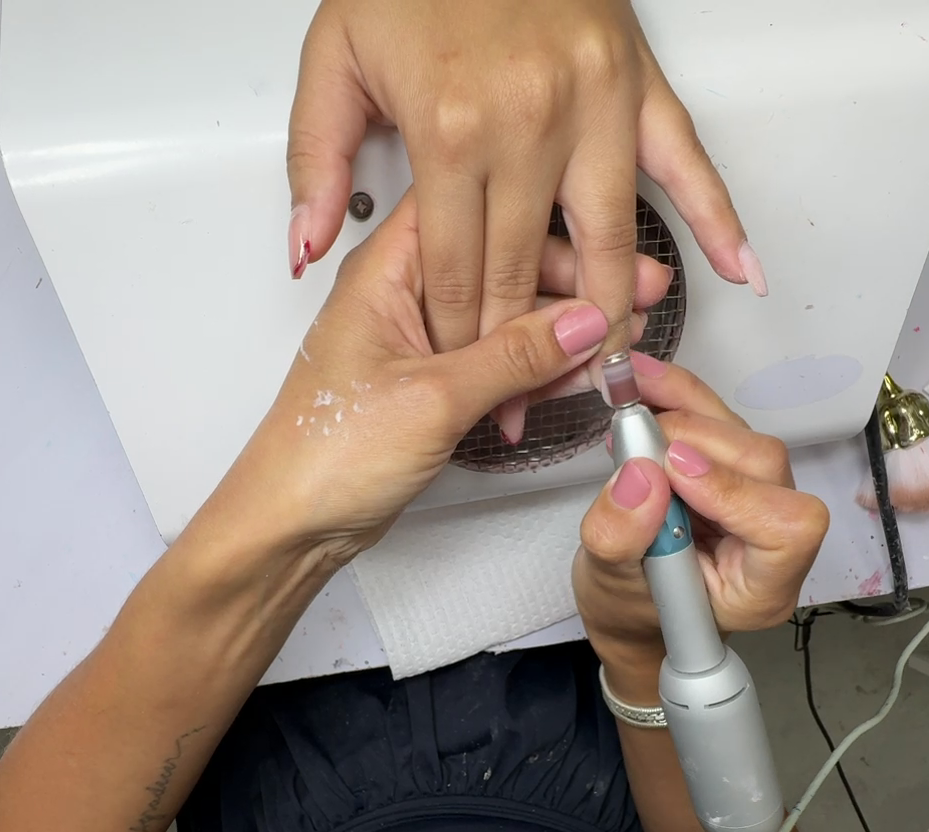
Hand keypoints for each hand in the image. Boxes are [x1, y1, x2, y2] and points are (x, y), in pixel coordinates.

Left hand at [192, 195, 674, 567]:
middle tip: (633, 295)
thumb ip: (514, 356)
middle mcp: (405, 296)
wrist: (295, 520)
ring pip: (505, 317)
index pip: (479, 214)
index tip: (608, 240)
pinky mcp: (431, 383)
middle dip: (570, 285)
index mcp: (388, 272)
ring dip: (560, 332)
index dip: (549, 222)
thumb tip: (580, 322)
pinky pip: (495, 361)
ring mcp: (420, 342)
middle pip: (502, 265)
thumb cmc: (324, 455)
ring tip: (617, 340)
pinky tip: (575, 374)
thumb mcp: (433, 398)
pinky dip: (535, 368)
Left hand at [287, 0, 768, 438]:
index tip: (471, 382)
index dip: (464, 343)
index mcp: (452, 130)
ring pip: (610, 244)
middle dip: (526, 353)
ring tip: (610, 370)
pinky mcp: (636, 84)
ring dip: (611, 318)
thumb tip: (308, 247)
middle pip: (528, 275)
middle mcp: (529, 123)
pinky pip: (687, 163)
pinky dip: (717, 218)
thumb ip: (314, 164)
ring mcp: (592, 104)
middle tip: (531, 407)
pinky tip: (737, 267)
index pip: (461, 277)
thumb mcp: (335, 62)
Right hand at [573, 353, 829, 682]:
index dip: (734, 490)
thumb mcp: (606, 584)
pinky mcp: (730, 470)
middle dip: (697, 440)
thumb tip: (640, 473)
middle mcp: (773, 538)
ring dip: (686, 408)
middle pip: (764, 467)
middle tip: (630, 435)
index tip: (669, 470)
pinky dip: (679, 400)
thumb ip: (619, 537)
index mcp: (760, 586)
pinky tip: (643, 387)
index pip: (787, 529)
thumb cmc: (624, 608)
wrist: (625, 604)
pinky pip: (718, 423)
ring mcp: (756, 498)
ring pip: (741, 435)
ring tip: (630, 393)